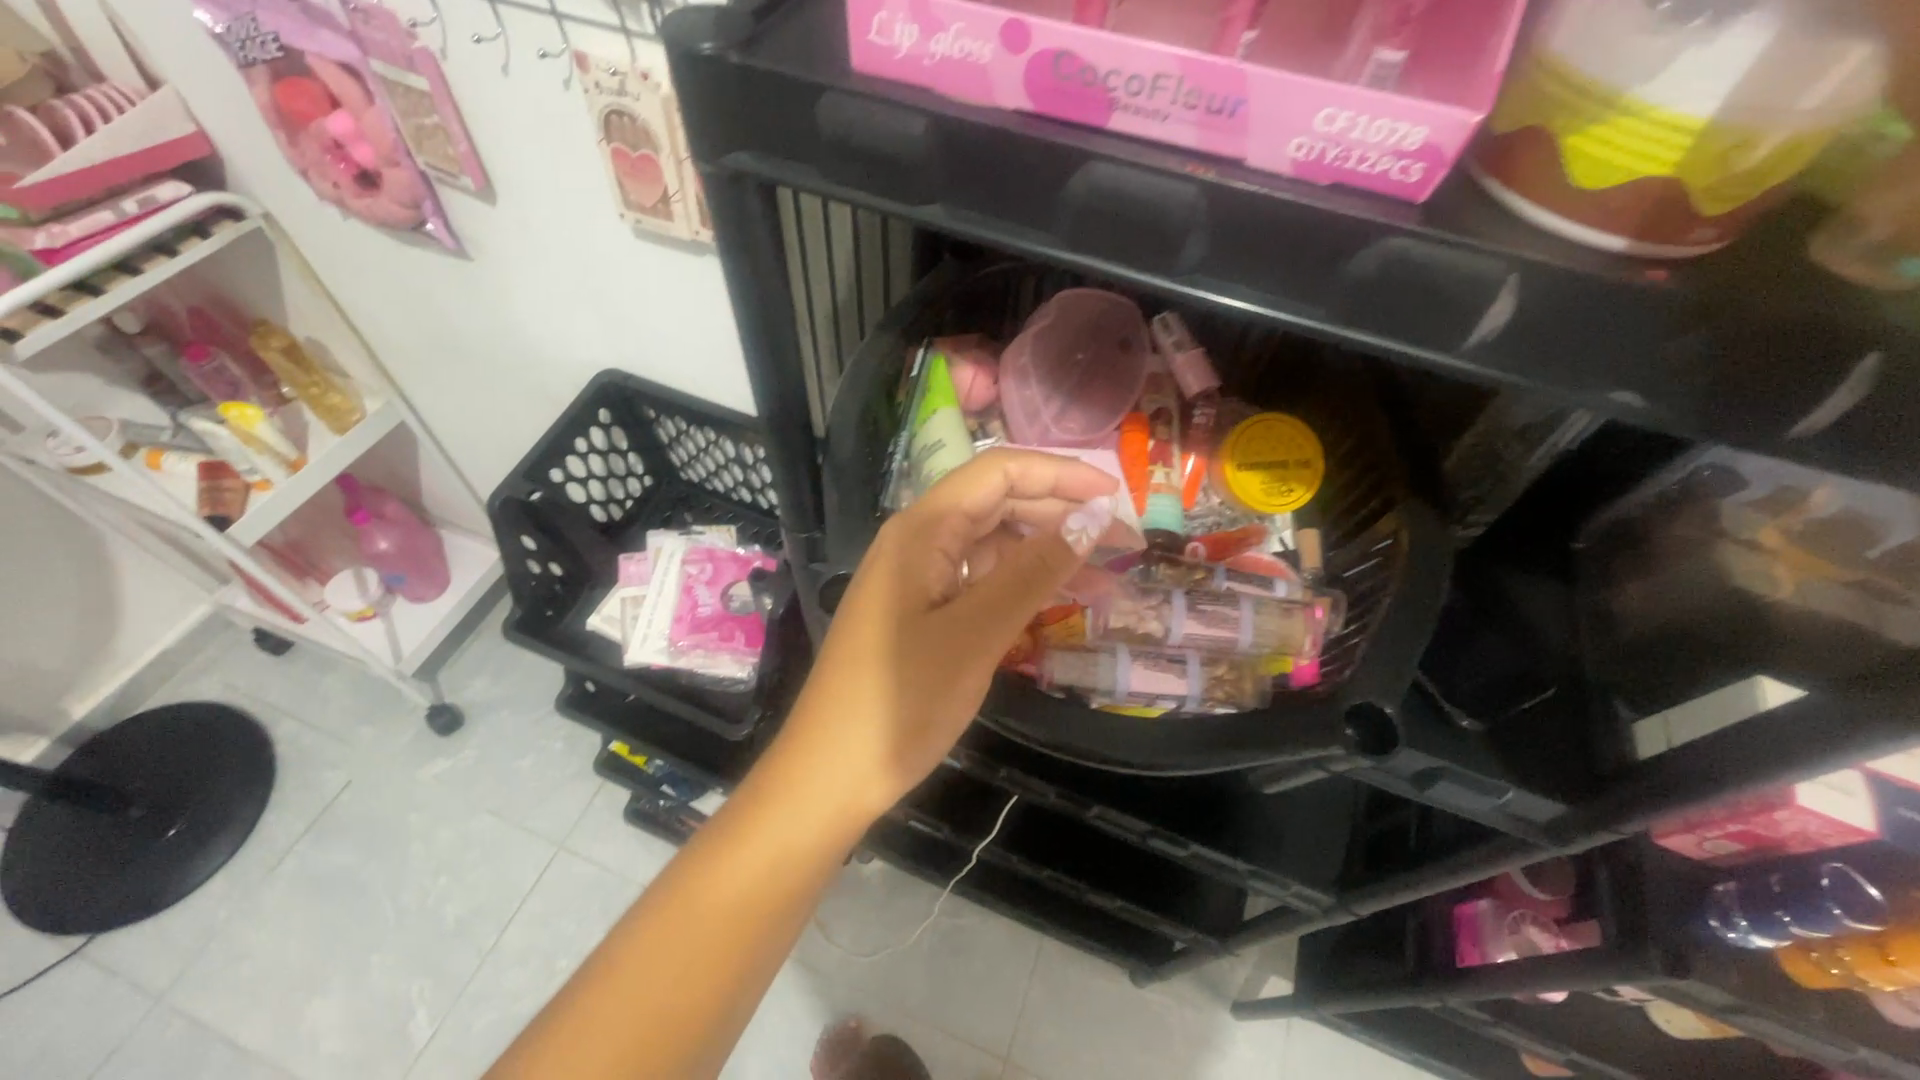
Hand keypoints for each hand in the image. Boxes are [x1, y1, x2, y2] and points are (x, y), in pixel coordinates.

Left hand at [772, 449, 1118, 818]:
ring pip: (992, 546)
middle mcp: (917, 542)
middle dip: (1061, 515)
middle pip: (997, 504)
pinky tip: (1058, 604)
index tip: (1117, 498)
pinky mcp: (920, 615)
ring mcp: (916, 580)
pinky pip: (978, 583)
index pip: (998, 471)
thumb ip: (1035, 570)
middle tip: (1124, 544)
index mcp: (922, 529)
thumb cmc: (902, 700)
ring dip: (1046, 555)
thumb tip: (1093, 517)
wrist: (830, 775)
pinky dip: (1020, 588)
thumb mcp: (977, 632)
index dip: (1060, 474)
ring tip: (1106, 581)